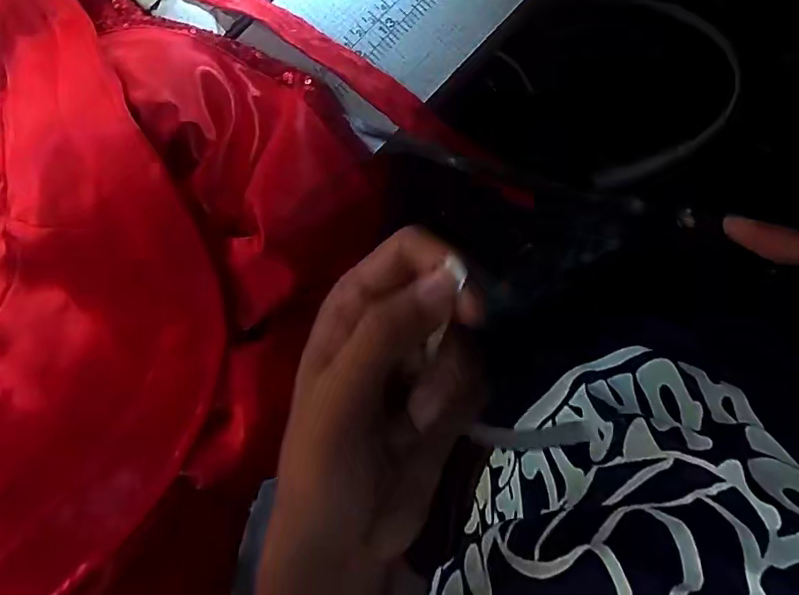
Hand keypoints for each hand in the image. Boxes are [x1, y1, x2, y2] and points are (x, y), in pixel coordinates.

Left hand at [259, 228, 484, 594]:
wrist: (344, 548)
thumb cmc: (323, 465)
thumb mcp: (343, 395)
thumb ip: (388, 330)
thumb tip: (450, 276)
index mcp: (355, 303)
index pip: (407, 249)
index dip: (441, 260)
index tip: (468, 299)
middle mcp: (391, 320)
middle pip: (446, 285)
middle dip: (456, 320)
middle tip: (462, 347)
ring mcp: (421, 357)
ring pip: (463, 335)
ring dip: (448, 379)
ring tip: (416, 422)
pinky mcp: (447, 394)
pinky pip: (475, 374)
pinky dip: (460, 402)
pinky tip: (430, 433)